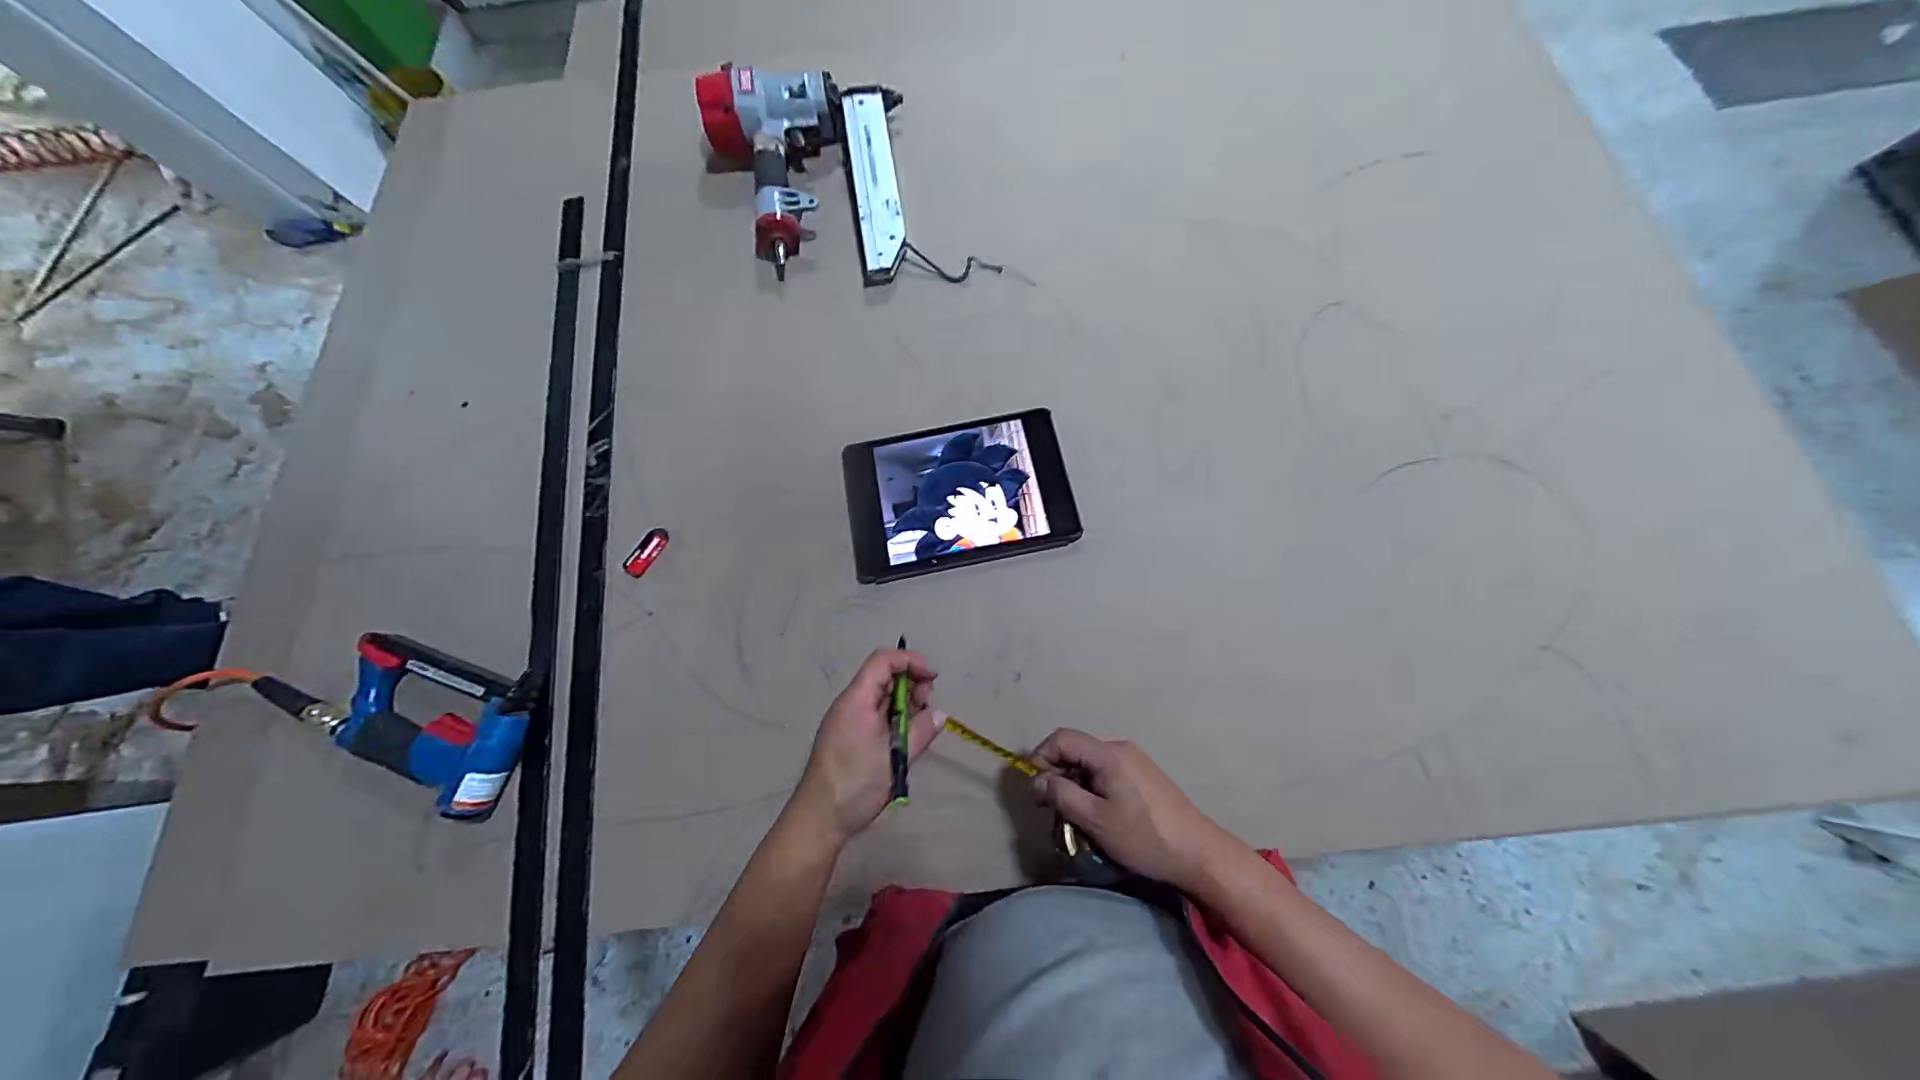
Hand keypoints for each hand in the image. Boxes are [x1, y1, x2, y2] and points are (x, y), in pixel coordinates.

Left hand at [790, 647, 941, 845]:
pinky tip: (904, 739)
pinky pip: (876, 715)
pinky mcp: (850, 736)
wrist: (818, 820)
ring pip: (882, 697)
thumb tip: (939, 714)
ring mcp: (848, 720)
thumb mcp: (895, 757)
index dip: (912, 661)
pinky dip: (894, 719)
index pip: (884, 661)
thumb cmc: (855, 784)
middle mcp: (850, 704)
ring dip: (905, 705)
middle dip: (912, 685)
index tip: (933, 678)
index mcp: (856, 700)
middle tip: (927, 709)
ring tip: (918, 729)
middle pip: (885, 676)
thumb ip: (920, 731)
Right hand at [1032, 728, 1253, 892]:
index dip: (1041, 758)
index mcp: (1109, 753)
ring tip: (1073, 811)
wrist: (1198, 853)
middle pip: (1075, 747)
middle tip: (1052, 805)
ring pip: (1089, 759)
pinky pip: (1105, 768)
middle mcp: (1121, 747)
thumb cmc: (1144, 837)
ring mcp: (1134, 759)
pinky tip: (1096, 810)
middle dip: (1056, 771)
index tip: (1037, 790)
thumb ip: (1061, 796)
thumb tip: (1037, 781)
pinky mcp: (1142, 773)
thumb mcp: (1095, 820)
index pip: (1061, 738)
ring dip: (1073, 780)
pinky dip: (1091, 784)